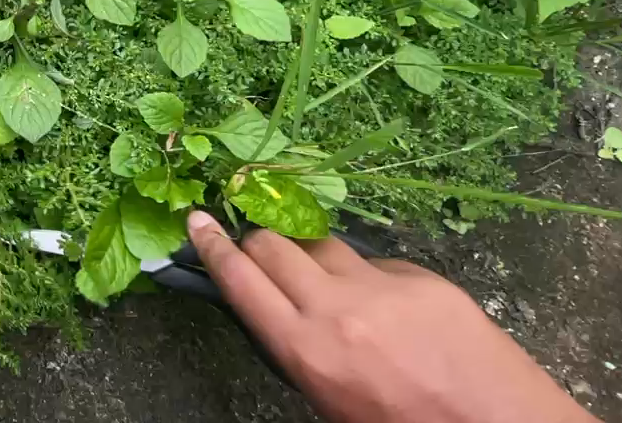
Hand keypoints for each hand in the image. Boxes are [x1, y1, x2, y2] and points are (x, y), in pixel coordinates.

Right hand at [186, 210, 598, 422]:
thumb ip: (294, 345)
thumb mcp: (330, 402)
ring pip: (319, 243)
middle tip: (262, 255)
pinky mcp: (425, 280)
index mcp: (307, 351)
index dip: (211, 244)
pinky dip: (371, 279)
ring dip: (312, 257)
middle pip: (271, 243)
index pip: (238, 277)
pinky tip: (393, 310)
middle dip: (259, 244)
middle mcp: (336, 310)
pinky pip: (376, 263)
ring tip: (332, 285)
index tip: (196, 220)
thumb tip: (267, 300)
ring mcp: (382, 289)